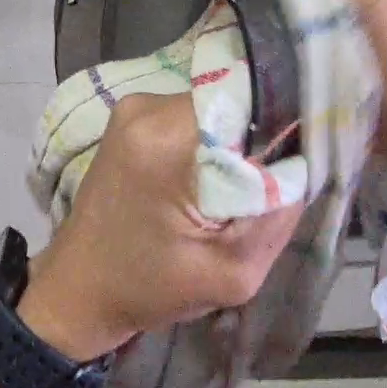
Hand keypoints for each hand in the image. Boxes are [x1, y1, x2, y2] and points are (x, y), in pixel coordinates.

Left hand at [17, 94, 303, 359]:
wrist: (82, 283)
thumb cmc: (150, 287)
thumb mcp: (234, 273)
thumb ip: (276, 214)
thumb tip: (304, 161)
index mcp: (166, 138)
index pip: (248, 100)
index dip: (283, 124)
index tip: (301, 156)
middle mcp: (148, 107)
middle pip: (232, 102)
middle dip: (260, 139)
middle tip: (271, 184)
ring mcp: (135, 105)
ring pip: (214, 108)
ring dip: (234, 142)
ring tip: (237, 188)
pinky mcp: (132, 114)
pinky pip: (192, 116)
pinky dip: (209, 142)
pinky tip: (208, 180)